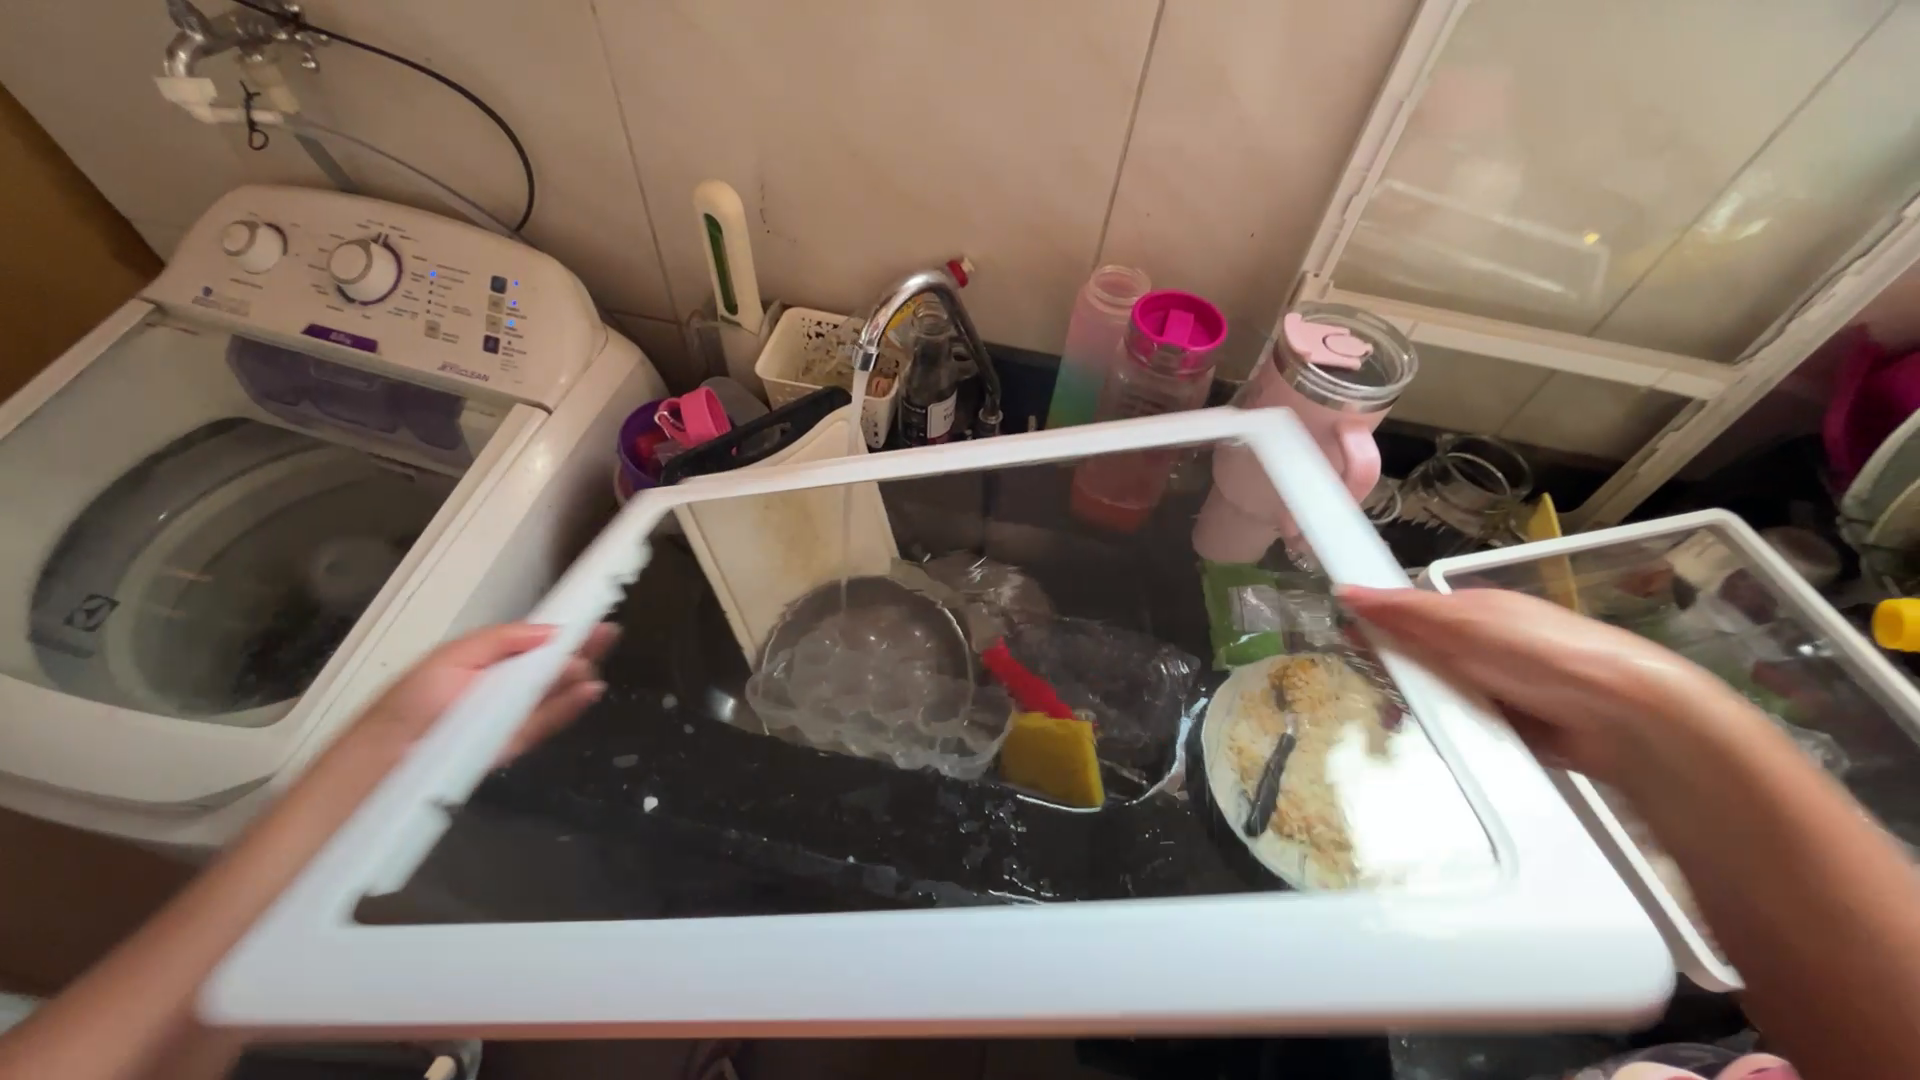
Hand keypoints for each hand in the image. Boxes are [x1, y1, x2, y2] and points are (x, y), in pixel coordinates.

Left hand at [355, 621, 620, 760]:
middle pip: (556, 665)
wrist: (389, 754)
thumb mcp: (452, 655)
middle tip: (606, 634)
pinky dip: (572, 706)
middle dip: (582, 648)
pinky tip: (589, 691)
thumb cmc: (414, 700)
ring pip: (559, 691)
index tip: (592, 618)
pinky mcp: (520, 740)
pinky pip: (551, 721)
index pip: (540, 643)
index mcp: (495, 660)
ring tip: (596, 658)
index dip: (566, 631)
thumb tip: (552, 631)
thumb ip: (501, 639)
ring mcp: (518, 714)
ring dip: (581, 674)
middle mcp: (511, 685)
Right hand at [1336, 585, 1744, 781]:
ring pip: (1432, 692)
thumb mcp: (1464, 625)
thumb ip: (1404, 612)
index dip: (1374, 621)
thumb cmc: (1542, 654)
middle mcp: (1479, 645)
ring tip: (1390, 723)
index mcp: (1471, 611)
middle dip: (1388, 670)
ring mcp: (1493, 686)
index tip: (1343, 637)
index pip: (1406, 610)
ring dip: (1411, 705)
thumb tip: (1345, 592)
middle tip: (1365, 686)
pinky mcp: (1505, 726)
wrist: (1623, 718)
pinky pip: (1456, 725)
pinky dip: (1440, 731)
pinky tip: (1427, 739)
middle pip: (1414, 654)